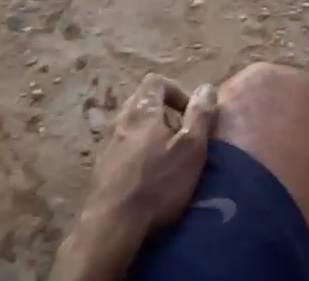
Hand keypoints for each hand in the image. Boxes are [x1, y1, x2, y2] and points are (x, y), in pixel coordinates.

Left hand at [83, 74, 220, 234]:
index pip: (156, 81)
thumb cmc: (157, 183)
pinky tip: (148, 179)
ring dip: (151, 136)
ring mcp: (107, 144)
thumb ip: (200, 115)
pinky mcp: (101, 169)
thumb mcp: (190, 148)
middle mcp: (121, 120)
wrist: (112, 226)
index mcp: (142, 109)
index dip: (176, 91)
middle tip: (182, 139)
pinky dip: (138, 155)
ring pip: (133, 127)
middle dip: (165, 115)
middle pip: (143, 102)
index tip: (189, 115)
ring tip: (167, 161)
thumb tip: (206, 87)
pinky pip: (123, 149)